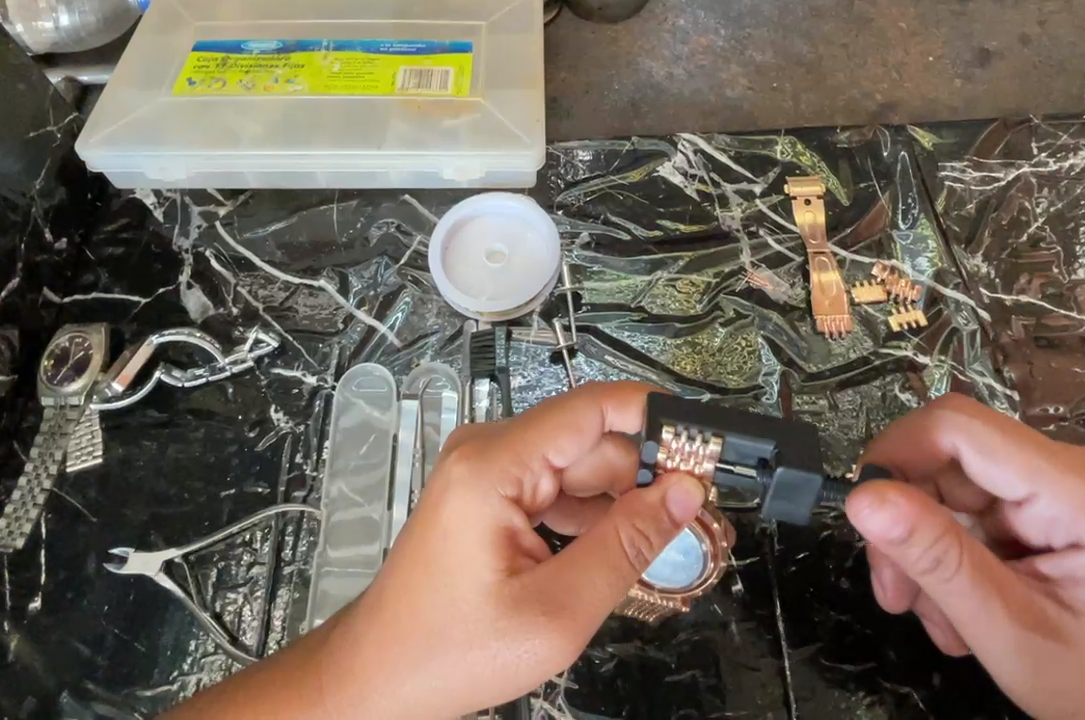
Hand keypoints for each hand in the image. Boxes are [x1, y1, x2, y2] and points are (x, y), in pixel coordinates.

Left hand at [172, 381, 706, 719]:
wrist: (378, 675)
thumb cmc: (453, 651)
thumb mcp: (556, 613)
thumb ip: (626, 546)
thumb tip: (687, 492)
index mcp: (496, 463)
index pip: (591, 408)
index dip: (654, 415)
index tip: (706, 442)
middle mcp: (490, 448)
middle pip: (589, 442)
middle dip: (641, 476)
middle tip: (691, 520)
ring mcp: (487, 466)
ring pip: (576, 466)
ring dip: (616, 502)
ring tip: (651, 545)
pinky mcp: (489, 488)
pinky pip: (554, 486)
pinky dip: (587, 514)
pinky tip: (607, 551)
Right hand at [844, 394, 1084, 719]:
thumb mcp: (1009, 634)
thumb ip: (935, 560)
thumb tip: (859, 497)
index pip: (960, 427)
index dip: (896, 453)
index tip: (863, 515)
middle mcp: (1075, 465)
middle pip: (948, 455)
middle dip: (909, 519)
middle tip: (893, 594)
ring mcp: (1062, 476)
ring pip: (947, 479)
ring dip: (924, 543)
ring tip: (934, 616)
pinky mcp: (1046, 493)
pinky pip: (966, 498)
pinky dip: (947, 546)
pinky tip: (956, 599)